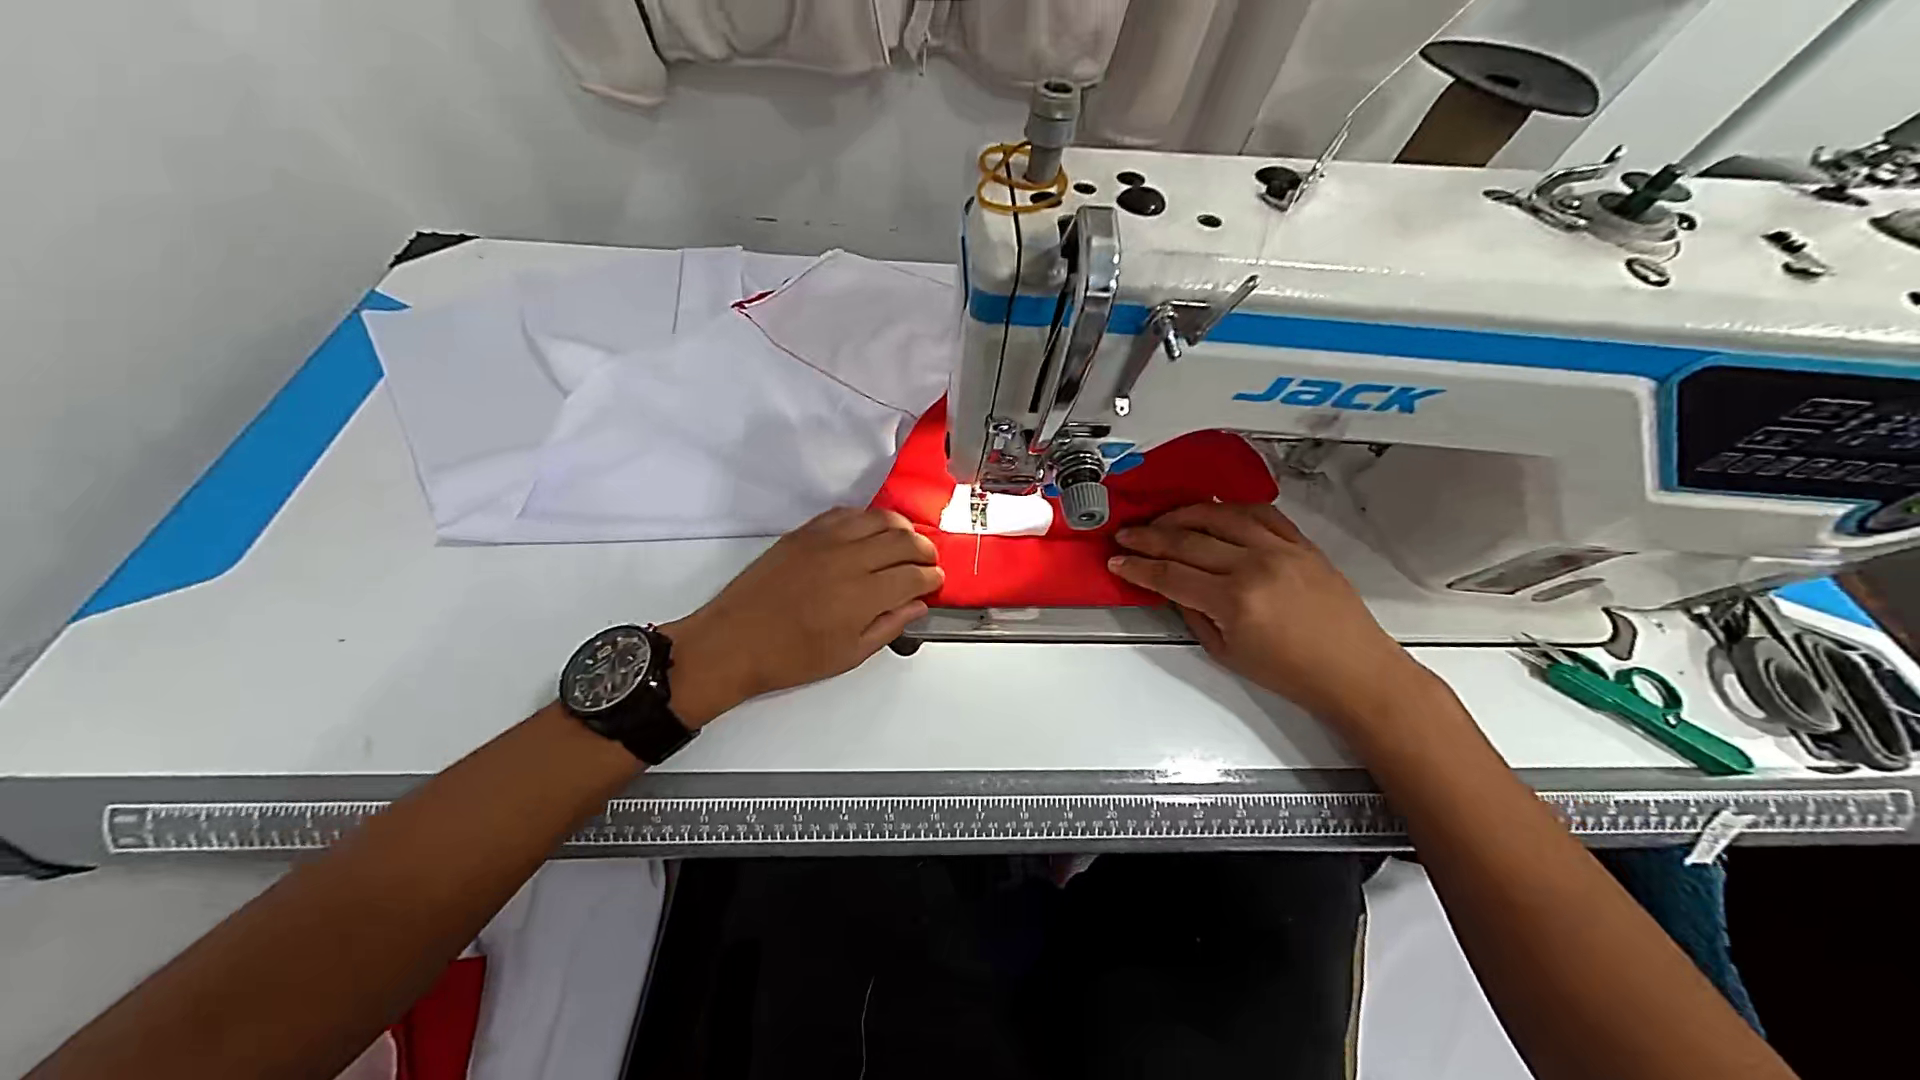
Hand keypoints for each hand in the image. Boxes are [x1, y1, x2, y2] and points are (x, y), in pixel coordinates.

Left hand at [661, 508, 942, 724]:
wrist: (733, 643)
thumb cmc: (787, 656)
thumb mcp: (849, 654)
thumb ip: (889, 625)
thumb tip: (916, 607)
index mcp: (863, 596)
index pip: (914, 575)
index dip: (932, 578)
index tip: (935, 582)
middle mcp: (847, 561)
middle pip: (903, 540)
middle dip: (924, 550)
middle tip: (928, 562)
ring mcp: (824, 542)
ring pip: (878, 519)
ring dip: (901, 527)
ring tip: (907, 541)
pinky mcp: (804, 534)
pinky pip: (846, 513)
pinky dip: (867, 518)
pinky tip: (871, 530)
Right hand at [1110, 502, 1438, 724]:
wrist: (1354, 671)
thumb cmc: (1295, 673)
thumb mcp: (1226, 652)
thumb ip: (1193, 614)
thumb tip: (1171, 588)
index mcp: (1235, 600)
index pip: (1170, 574)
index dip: (1138, 566)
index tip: (1119, 561)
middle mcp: (1257, 566)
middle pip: (1187, 539)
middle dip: (1149, 537)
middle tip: (1127, 535)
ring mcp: (1282, 549)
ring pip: (1219, 515)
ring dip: (1182, 513)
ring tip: (1161, 518)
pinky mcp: (1301, 543)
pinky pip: (1259, 512)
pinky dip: (1229, 507)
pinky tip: (1211, 510)